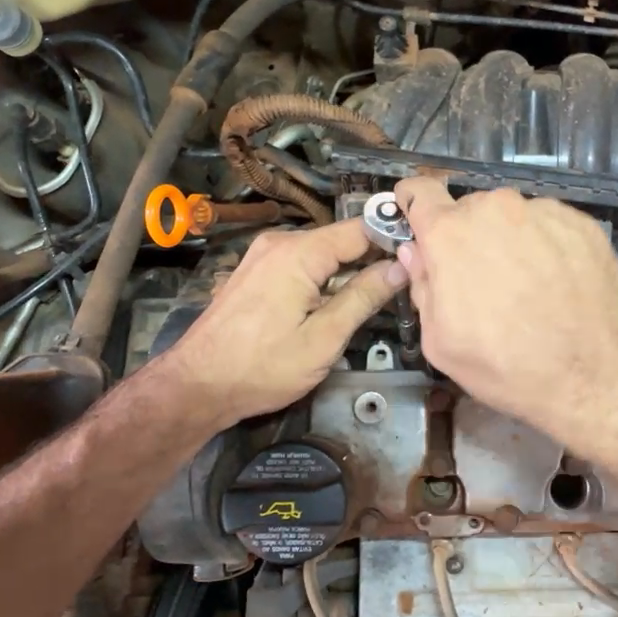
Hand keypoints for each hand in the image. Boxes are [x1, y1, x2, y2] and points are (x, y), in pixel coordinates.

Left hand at [156, 218, 405, 428]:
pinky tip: (338, 303)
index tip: (421, 257)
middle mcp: (279, 244)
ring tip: (379, 295)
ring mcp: (263, 257)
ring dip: (349, 271)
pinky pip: (301, 265)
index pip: (360, 229)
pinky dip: (324, 279)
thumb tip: (399, 269)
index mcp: (298, 253)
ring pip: (322, 254)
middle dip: (373, 258)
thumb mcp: (324, 338)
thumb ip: (363, 298)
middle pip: (341, 240)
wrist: (196, 386)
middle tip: (406, 283)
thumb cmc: (262, 367)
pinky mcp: (256, 274)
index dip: (393, 239)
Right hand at [393, 178, 617, 431]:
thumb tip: (417, 255)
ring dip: (511, 242)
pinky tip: (559, 285)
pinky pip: (550, 227)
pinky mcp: (582, 224)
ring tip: (529, 288)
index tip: (418, 220)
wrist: (595, 375)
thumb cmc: (508, 367)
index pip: (418, 193)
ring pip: (512, 219)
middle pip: (469, 212)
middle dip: (469, 240)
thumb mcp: (441, 342)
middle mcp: (496, 210)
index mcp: (451, 234)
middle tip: (484, 283)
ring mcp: (543, 212)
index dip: (413, 205)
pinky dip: (548, 247)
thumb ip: (422, 288)